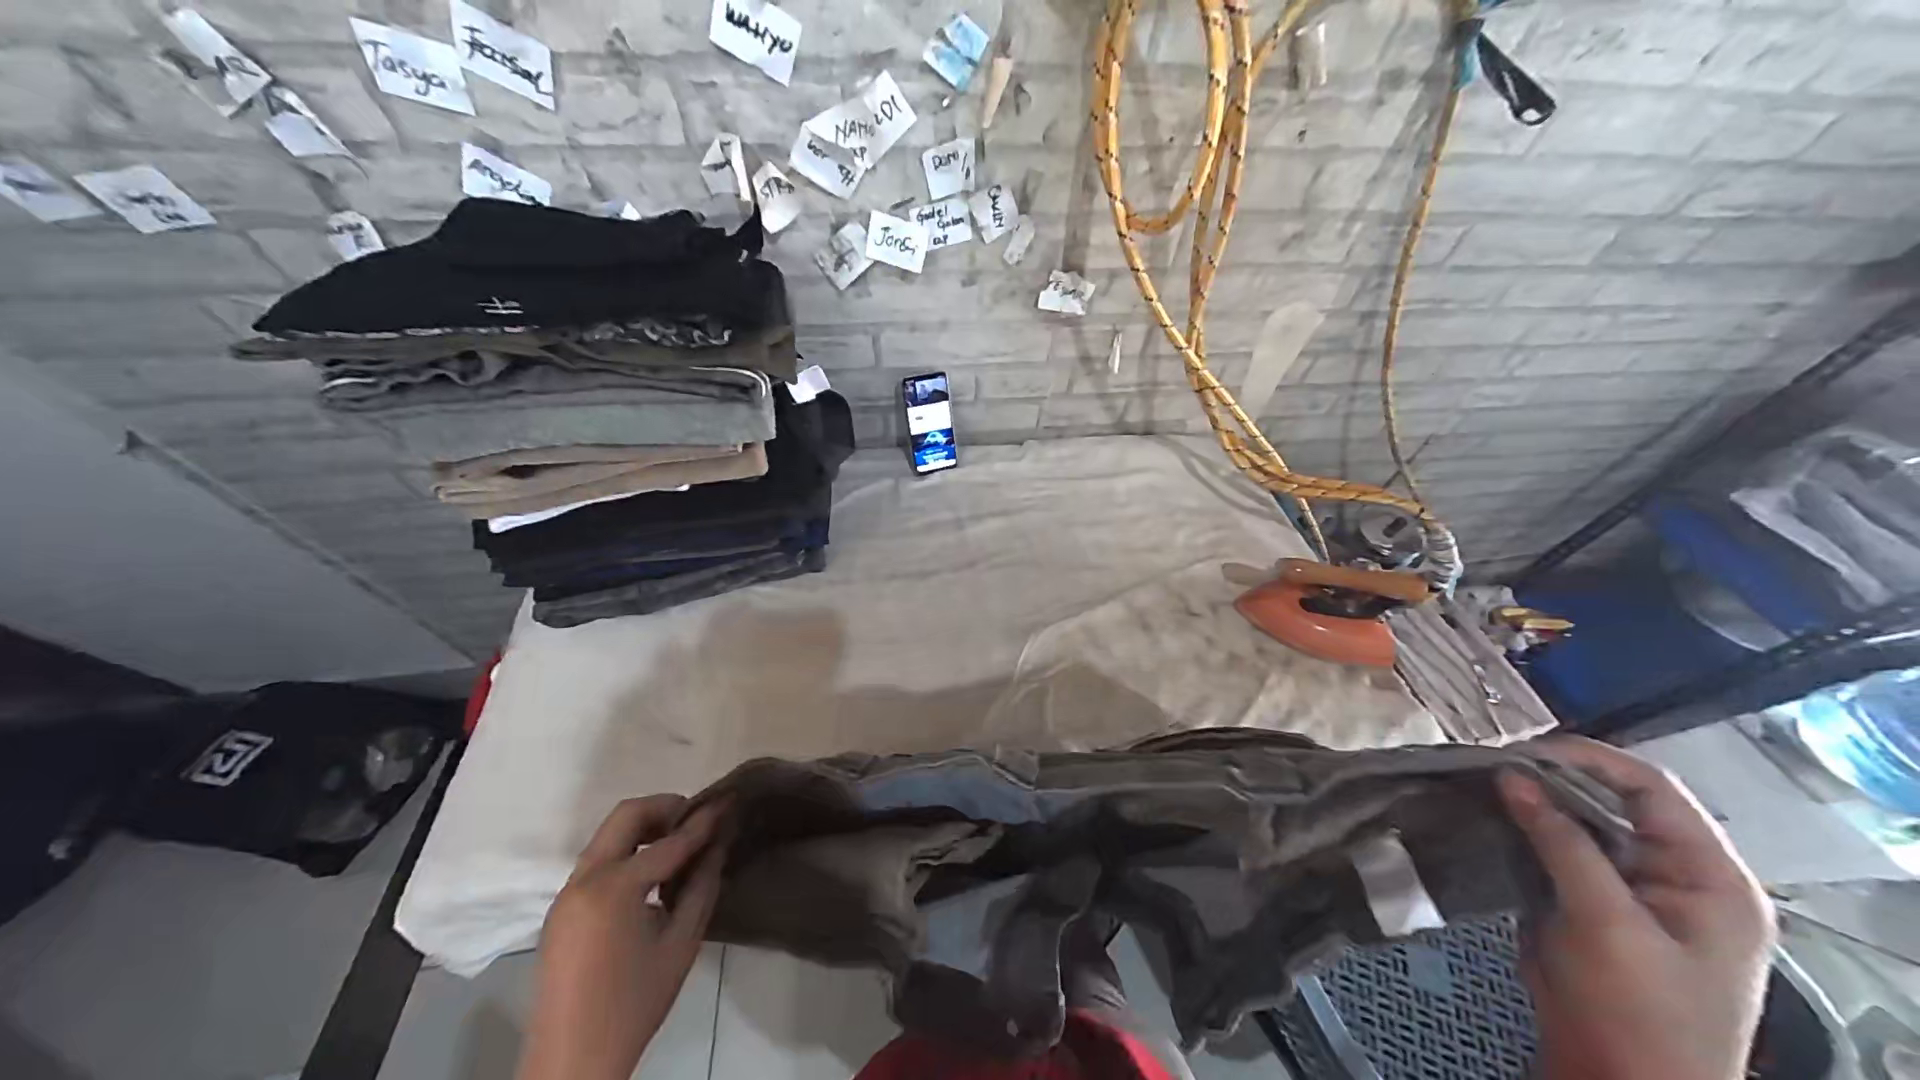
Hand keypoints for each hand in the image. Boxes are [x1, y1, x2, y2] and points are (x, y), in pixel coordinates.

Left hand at [516, 796, 729, 1079]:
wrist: (570, 1063)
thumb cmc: (634, 1005)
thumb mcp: (681, 944)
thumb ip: (701, 887)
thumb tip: (717, 846)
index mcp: (613, 888)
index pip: (669, 842)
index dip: (703, 821)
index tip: (728, 802)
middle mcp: (583, 880)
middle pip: (625, 817)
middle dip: (664, 808)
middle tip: (696, 819)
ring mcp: (566, 894)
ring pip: (607, 836)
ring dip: (644, 829)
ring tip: (678, 844)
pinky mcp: (560, 911)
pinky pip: (597, 861)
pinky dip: (627, 852)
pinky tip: (651, 875)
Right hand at [1499, 737, 1773, 1079]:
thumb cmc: (1635, 1009)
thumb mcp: (1603, 922)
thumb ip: (1561, 842)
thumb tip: (1510, 774)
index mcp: (1709, 877)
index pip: (1653, 788)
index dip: (1588, 758)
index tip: (1519, 749)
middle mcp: (1677, 873)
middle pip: (1616, 800)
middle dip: (1553, 775)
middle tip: (1491, 762)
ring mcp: (1633, 888)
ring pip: (1583, 821)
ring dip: (1535, 800)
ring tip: (1483, 780)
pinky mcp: (1592, 901)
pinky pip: (1561, 847)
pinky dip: (1527, 827)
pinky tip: (1492, 815)